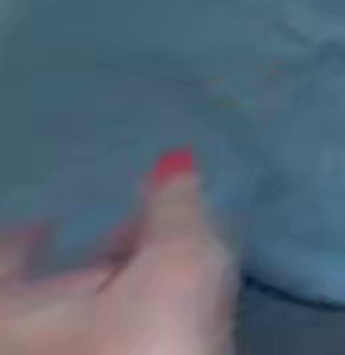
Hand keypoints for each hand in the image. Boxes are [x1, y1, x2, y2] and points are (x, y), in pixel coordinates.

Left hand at [0, 152, 235, 354]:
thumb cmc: (152, 325)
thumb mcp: (176, 252)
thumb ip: (174, 203)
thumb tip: (171, 157)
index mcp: (6, 312)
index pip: (3, 261)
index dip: (18, 240)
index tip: (42, 221)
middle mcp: (11, 339)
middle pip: (27, 294)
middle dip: (66, 262)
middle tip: (104, 233)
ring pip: (54, 318)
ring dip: (90, 286)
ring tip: (134, 261)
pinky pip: (77, 335)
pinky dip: (101, 311)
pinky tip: (139, 300)